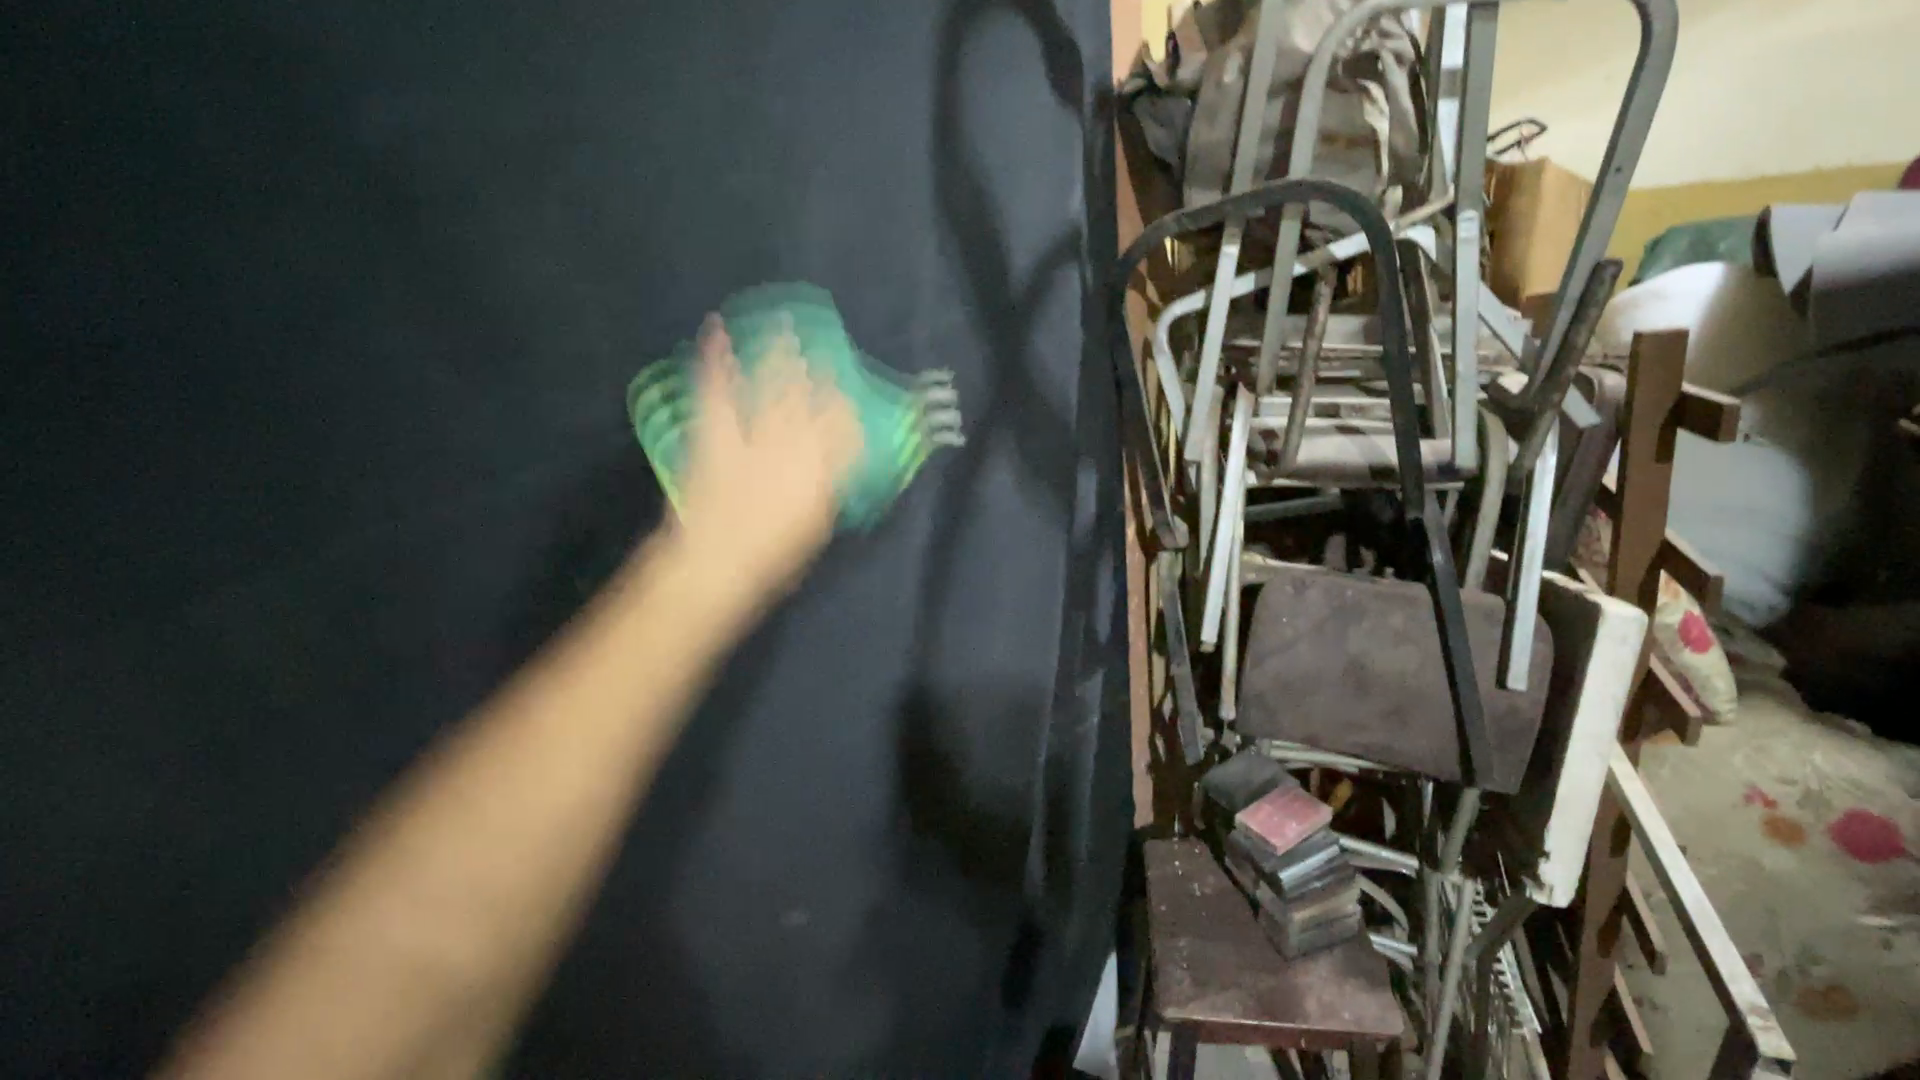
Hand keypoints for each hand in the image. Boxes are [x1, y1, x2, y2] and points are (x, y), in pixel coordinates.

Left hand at [664, 312, 862, 612]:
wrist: (715, 561)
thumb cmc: (772, 558)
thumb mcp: (814, 528)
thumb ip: (824, 492)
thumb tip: (827, 473)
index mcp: (822, 469)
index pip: (844, 427)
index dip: (846, 406)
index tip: (847, 391)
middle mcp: (794, 443)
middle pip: (809, 397)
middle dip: (816, 368)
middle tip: (819, 344)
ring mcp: (752, 433)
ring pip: (770, 385)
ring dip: (777, 353)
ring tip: (782, 323)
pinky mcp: (714, 430)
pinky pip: (716, 389)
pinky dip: (715, 359)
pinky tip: (715, 330)